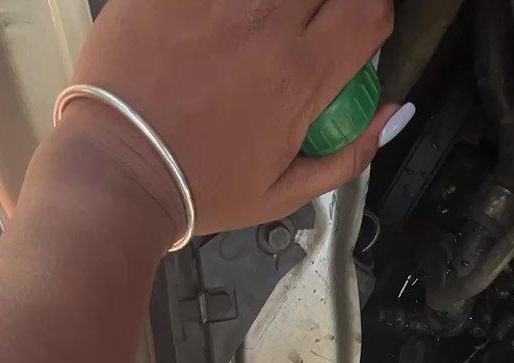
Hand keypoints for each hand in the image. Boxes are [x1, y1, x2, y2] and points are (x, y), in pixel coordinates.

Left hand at [58, 0, 401, 237]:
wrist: (120, 171)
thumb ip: (348, 154)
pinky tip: (223, 23)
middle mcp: (267, 20)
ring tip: (261, 29)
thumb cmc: (202, 189)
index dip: (375, 18)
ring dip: (282, 3)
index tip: (358, 36)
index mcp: (300, 75)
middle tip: (309, 29)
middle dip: (331, 4)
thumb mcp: (283, 193)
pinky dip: (230, 2)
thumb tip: (394, 116)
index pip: (371, 10)